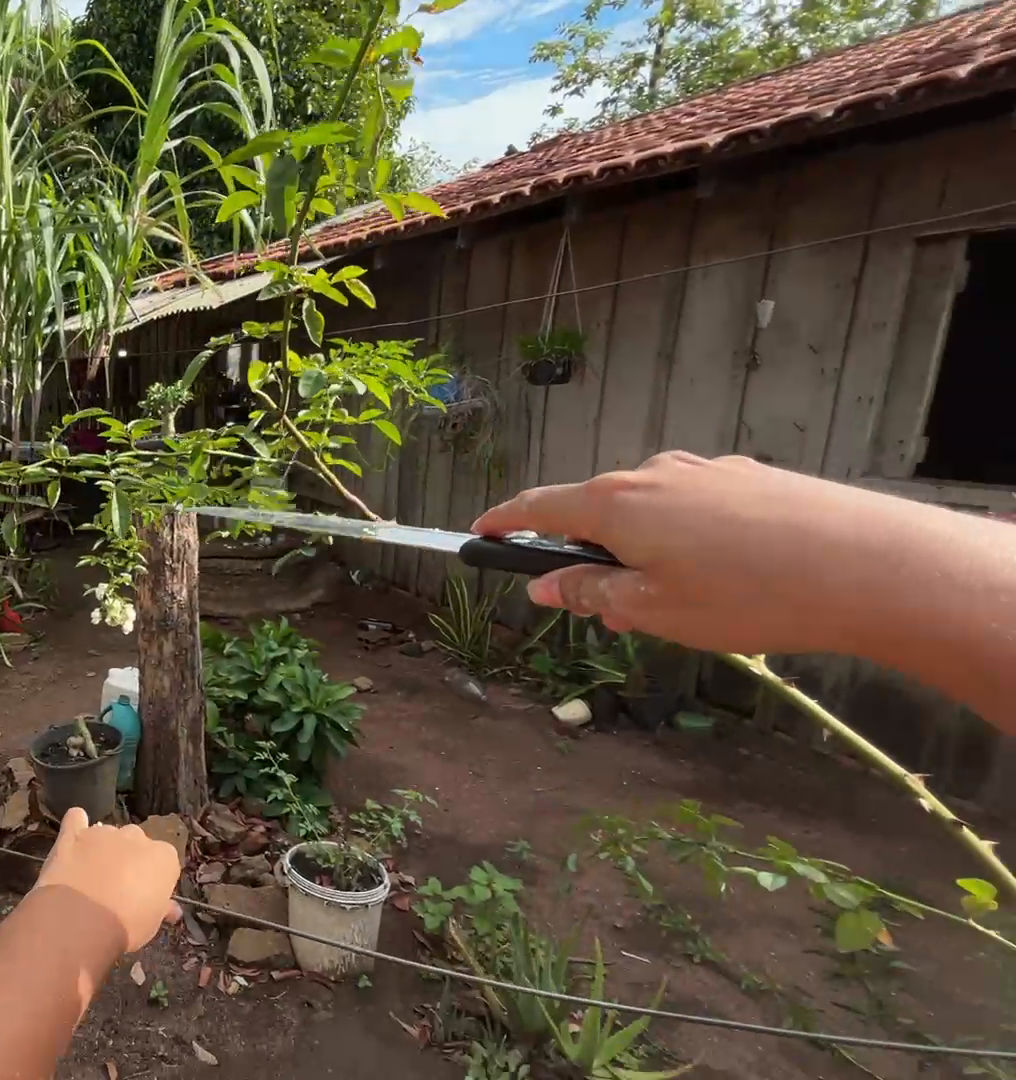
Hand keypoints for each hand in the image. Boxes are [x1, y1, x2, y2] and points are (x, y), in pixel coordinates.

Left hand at [33, 807, 179, 952]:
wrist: (82, 919)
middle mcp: (136, 836)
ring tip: (90, 875)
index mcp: (162, 856)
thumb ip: (162, 908)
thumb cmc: (126, 926)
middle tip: (117, 886)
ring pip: (107, 834)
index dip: (154, 877)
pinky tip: (73, 840)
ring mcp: (104, 831)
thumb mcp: (152, 924)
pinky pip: (76, 819)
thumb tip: (171, 909)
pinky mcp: (75, 832)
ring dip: (102, 848)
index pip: (164, 860)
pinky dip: (76, 826)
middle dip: (128, 858)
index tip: (145, 894)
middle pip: (135, 842)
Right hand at [471, 452, 955, 657]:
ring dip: (633, 548)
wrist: (886, 569)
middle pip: (591, 509)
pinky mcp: (749, 477)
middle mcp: (650, 475)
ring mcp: (703, 471)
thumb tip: (543, 586)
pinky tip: (715, 572)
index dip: (502, 521)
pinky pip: (688, 505)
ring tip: (663, 597)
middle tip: (595, 602)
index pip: (536, 506)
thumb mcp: (649, 607)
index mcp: (613, 503)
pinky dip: (677, 535)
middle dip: (581, 552)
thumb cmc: (749, 594)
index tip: (479, 532)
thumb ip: (586, 592)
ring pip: (643, 510)